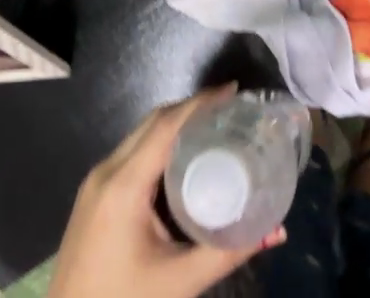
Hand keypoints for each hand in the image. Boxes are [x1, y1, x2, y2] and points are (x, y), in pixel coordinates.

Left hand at [48, 87, 285, 297]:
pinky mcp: (94, 195)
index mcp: (123, 185)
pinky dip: (161, 144)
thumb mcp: (180, 281)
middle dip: (192, 108)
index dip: (201, 103)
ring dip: (176, 124)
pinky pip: (132, 154)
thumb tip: (275, 231)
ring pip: (140, 135)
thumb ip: (228, 252)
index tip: (235, 91)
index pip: (165, 126)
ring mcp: (95, 182)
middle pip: (152, 123)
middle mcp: (105, 172)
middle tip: (232, 109)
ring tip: (216, 125)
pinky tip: (185, 157)